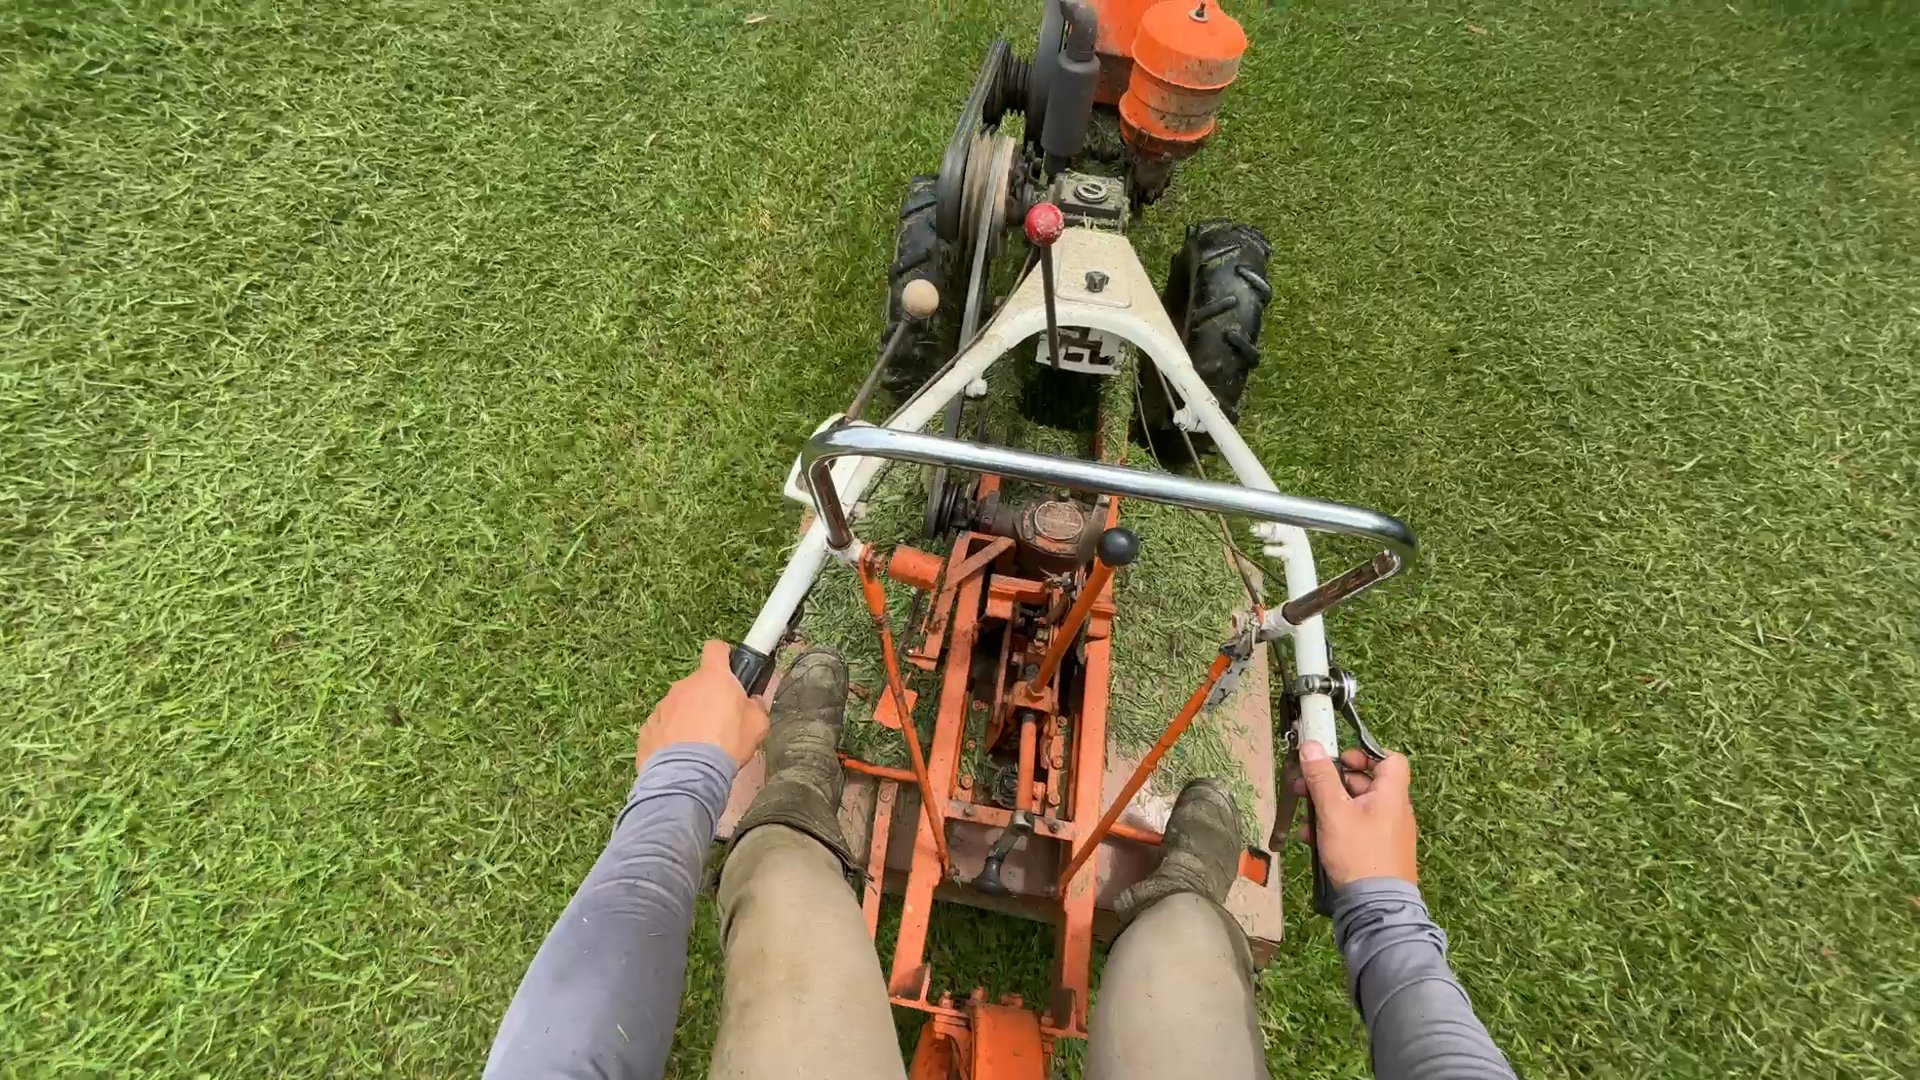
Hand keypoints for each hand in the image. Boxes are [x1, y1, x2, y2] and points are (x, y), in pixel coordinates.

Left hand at [635, 641, 769, 771]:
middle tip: (722, 721)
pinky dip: (673, 736)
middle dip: (709, 696)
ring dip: (689, 717)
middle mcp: (684, 686)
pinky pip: (664, 726)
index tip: (731, 668)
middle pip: (699, 682)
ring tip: (701, 744)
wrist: (688, 776)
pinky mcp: (648, 729)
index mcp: (713, 678)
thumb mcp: (758, 724)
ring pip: (680, 705)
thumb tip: (753, 702)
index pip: (715, 648)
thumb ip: (756, 706)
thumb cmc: (727, 743)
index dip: (724, 655)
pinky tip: (683, 756)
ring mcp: (663, 707)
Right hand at [1293, 740, 1418, 886]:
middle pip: (1364, 782)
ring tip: (1306, 814)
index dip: (1364, 754)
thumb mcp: (1334, 810)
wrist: (1376, 908)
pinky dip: (1334, 825)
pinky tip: (1313, 836)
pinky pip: (1354, 826)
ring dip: (1327, 804)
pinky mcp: (1377, 849)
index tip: (1339, 759)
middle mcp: (1393, 811)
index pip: (1390, 760)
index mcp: (1391, 796)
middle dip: (1332, 781)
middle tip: (1307, 785)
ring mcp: (1386, 832)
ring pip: (1354, 805)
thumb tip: (1312, 746)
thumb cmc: (1359, 854)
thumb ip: (1321, 776)